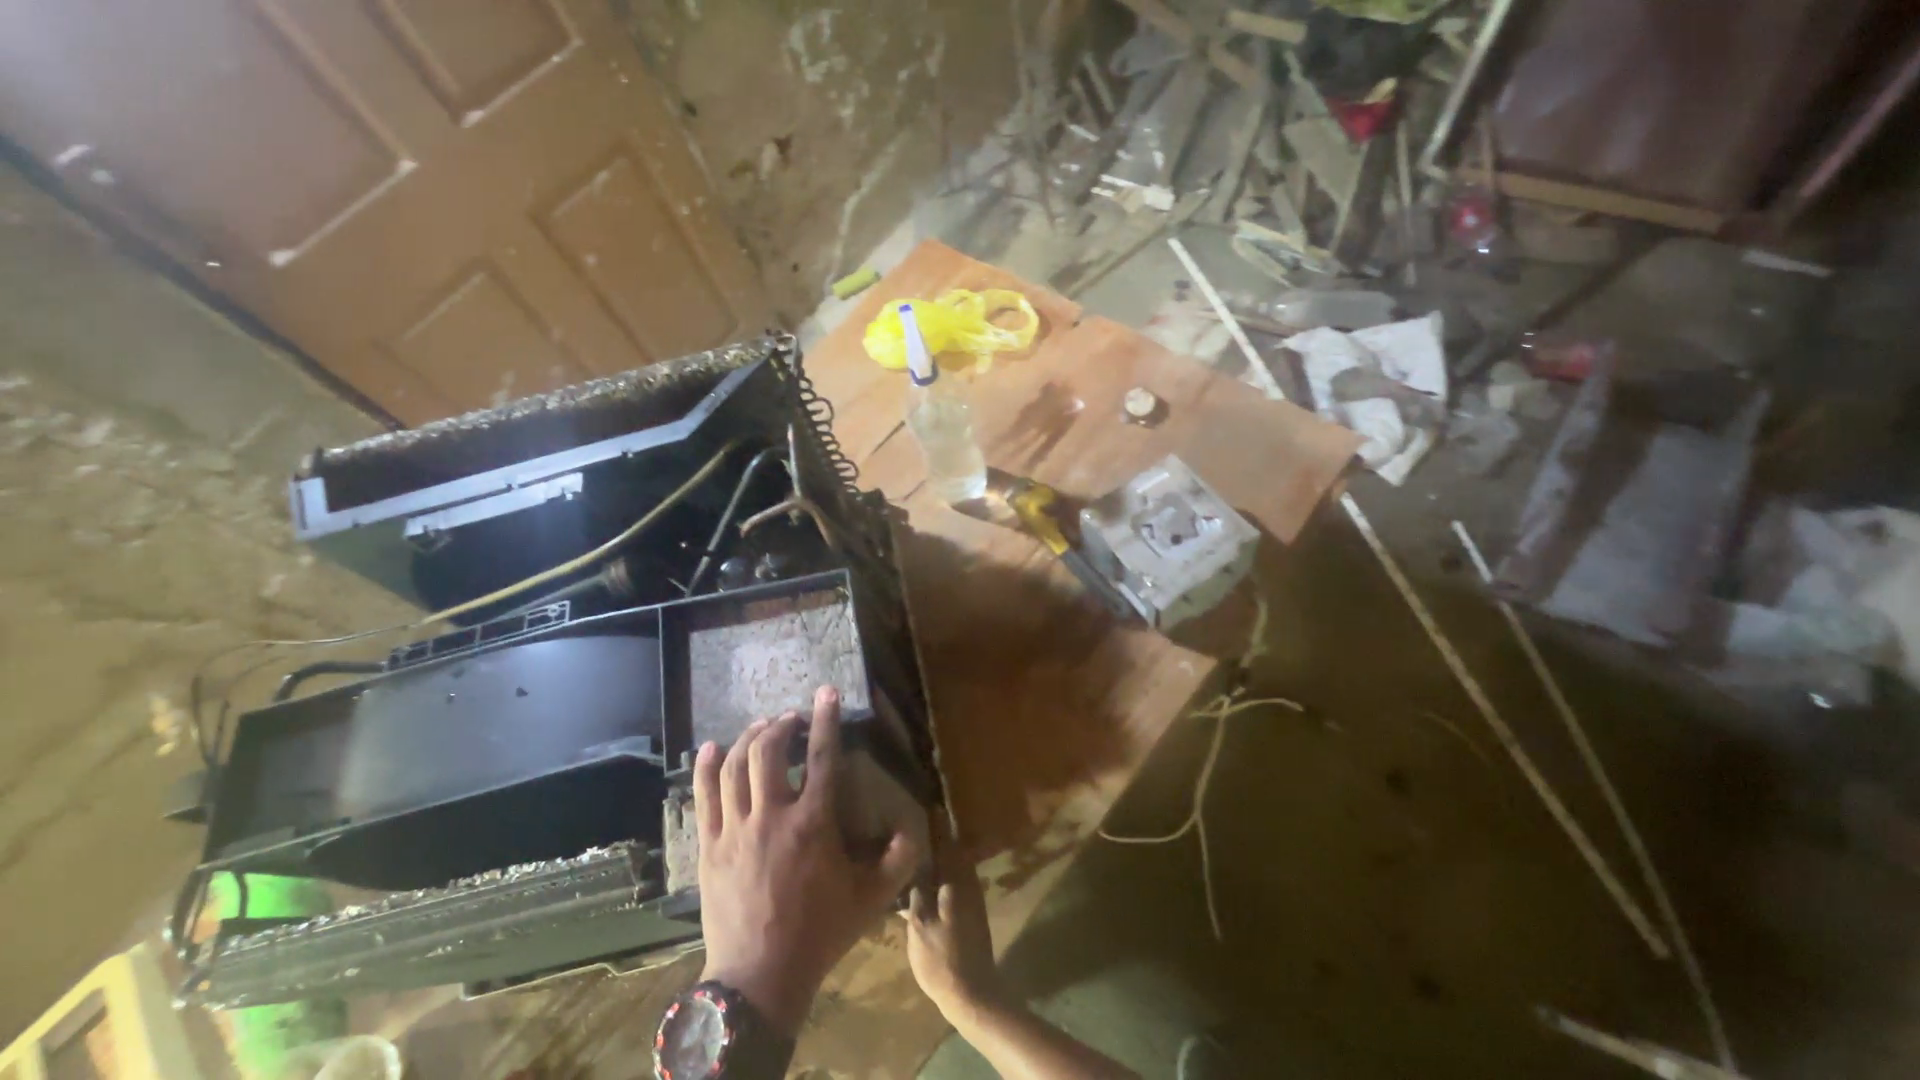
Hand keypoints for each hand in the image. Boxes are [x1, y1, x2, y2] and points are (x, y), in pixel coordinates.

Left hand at [694, 685, 920, 1033]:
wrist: (760, 975)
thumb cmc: (819, 934)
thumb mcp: (870, 900)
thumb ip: (897, 862)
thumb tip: (911, 829)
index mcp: (814, 824)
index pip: (821, 757)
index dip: (825, 719)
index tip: (826, 692)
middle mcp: (772, 816)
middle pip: (769, 751)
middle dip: (780, 725)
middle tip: (790, 718)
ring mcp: (735, 829)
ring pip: (735, 766)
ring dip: (748, 738)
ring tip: (761, 728)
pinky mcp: (709, 846)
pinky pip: (704, 795)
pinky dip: (707, 765)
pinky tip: (712, 748)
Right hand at [905, 837, 1003, 1023]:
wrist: (972, 994)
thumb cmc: (942, 961)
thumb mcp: (920, 929)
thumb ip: (917, 897)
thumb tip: (914, 871)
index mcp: (955, 885)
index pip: (946, 846)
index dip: (938, 828)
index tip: (930, 807)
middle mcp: (968, 887)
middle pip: (955, 854)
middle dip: (942, 838)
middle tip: (924, 823)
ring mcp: (973, 902)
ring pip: (958, 869)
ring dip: (945, 856)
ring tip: (924, 846)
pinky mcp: (972, 916)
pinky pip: (958, 883)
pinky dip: (946, 874)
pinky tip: (931, 880)